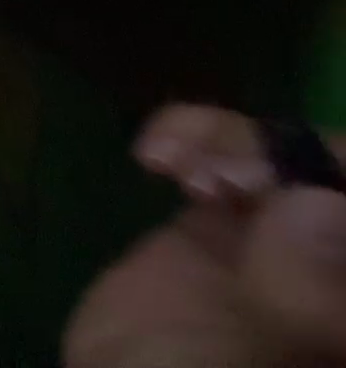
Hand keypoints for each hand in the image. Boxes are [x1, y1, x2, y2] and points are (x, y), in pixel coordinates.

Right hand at [65, 104, 345, 367]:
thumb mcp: (255, 364)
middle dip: (300, 160)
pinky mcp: (220, 226)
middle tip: (224, 178)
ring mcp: (289, 250)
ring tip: (179, 166)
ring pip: (296, 162)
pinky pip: (228, 160)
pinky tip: (155, 156)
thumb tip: (322, 202)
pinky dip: (196, 137)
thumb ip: (301, 305)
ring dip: (238, 142)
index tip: (300, 184)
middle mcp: (344, 272)